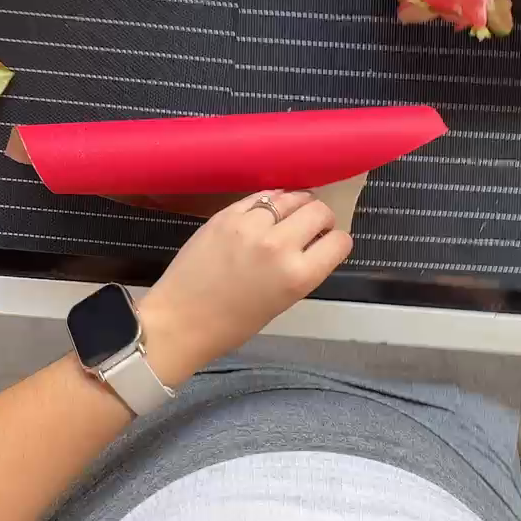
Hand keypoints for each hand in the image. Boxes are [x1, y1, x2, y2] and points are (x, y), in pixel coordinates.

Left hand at [137, 190, 352, 383]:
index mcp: (298, 276)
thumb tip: (313, 245)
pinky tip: (268, 209)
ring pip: (291, 197)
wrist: (181, 319)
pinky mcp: (227, 214)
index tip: (330, 243)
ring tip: (292, 213)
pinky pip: (260, 196)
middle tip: (314, 226)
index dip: (337, 241)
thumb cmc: (232, 323)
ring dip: (298, 203)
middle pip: (319, 211)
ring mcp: (251, 225)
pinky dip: (270, 201)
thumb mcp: (282, 302)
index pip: (339, 242)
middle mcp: (279, 245)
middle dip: (322, 218)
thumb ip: (302, 271)